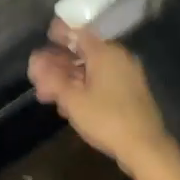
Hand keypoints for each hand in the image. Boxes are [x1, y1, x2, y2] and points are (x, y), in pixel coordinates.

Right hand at [28, 19, 179, 173]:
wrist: (145, 147)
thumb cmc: (106, 119)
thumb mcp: (72, 100)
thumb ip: (52, 78)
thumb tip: (35, 62)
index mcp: (105, 53)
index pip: (79, 33)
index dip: (60, 34)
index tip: (44, 37)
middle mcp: (118, 58)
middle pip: (84, 52)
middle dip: (59, 63)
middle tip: (37, 76)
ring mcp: (127, 75)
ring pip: (92, 69)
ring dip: (69, 78)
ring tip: (48, 95)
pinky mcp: (130, 92)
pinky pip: (102, 81)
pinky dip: (84, 87)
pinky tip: (69, 105)